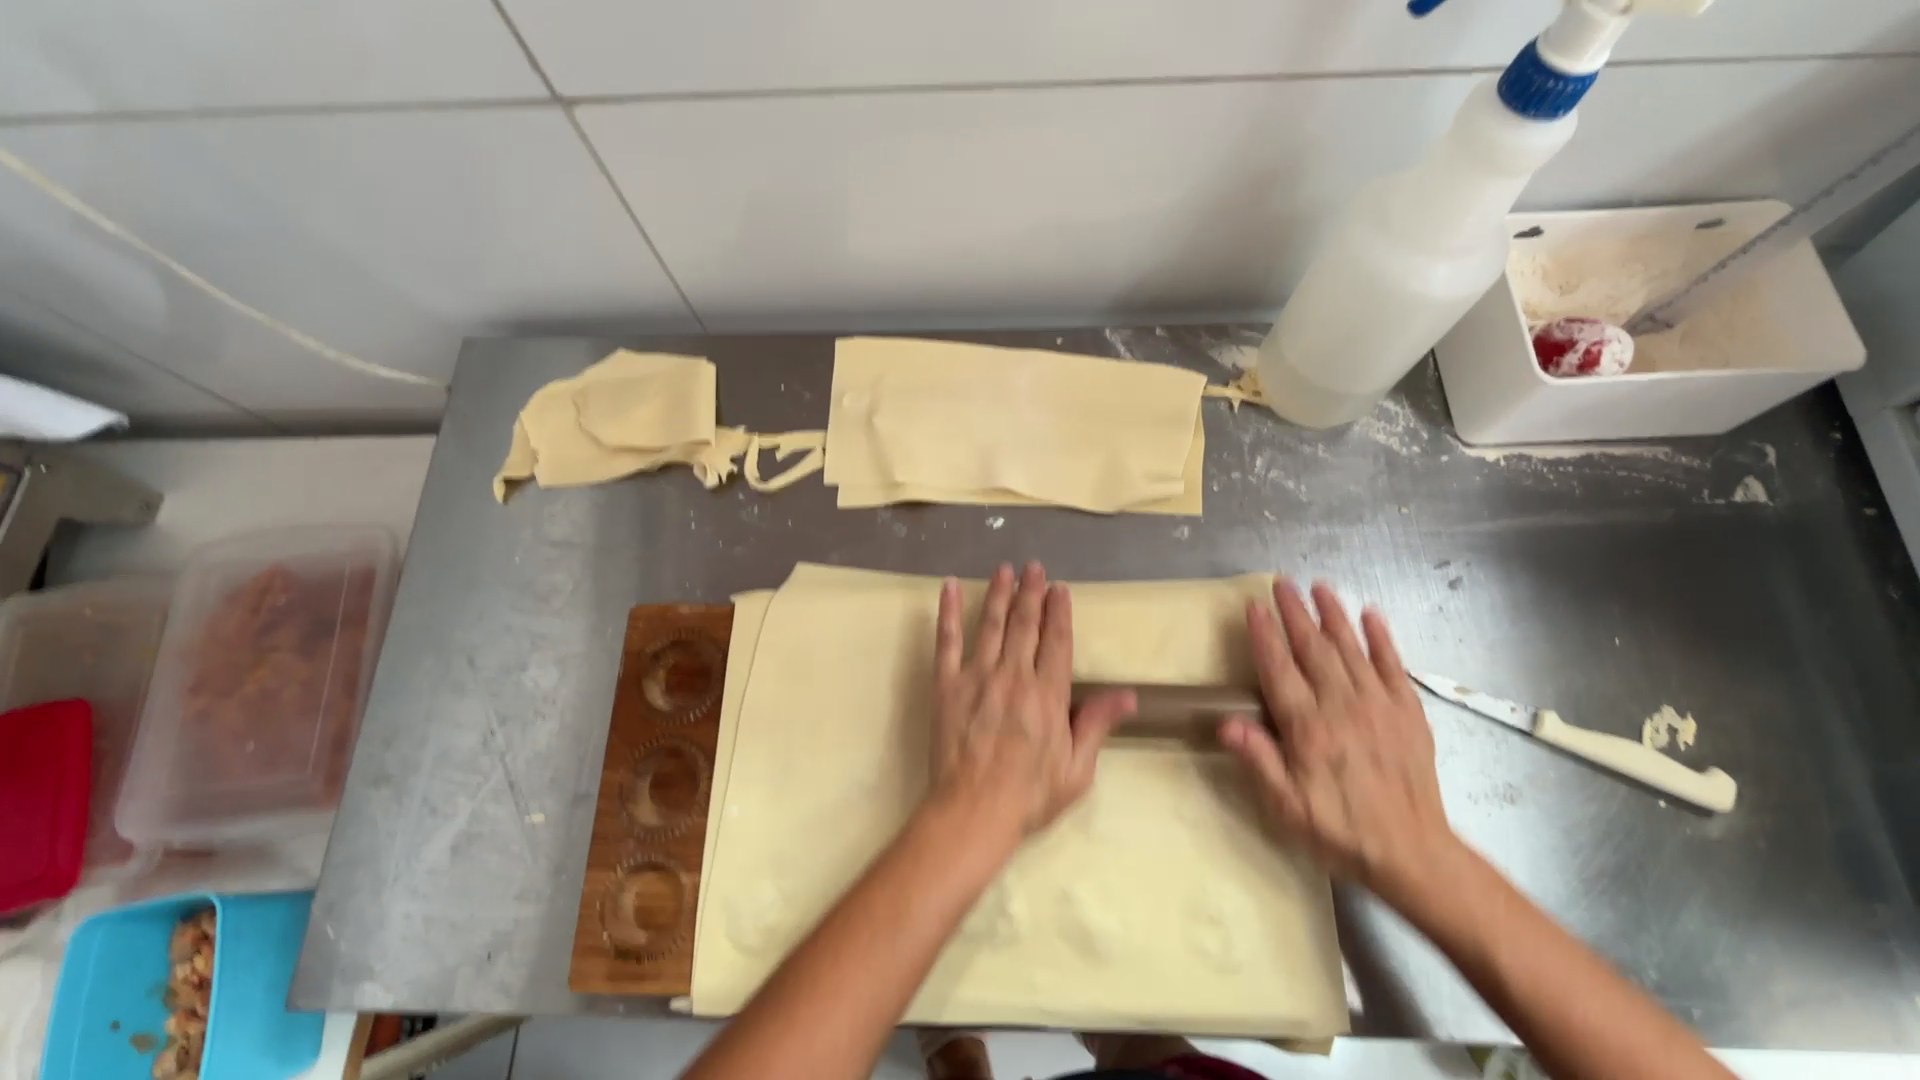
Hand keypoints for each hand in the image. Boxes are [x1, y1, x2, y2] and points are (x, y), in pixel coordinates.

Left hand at [928, 562, 1136, 839]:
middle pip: (1025, 625)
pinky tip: (950, 588)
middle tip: (1034, 567)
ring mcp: (978, 677)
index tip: (1060, 589)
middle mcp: (1015, 676)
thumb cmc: (1030, 795)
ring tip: (1004, 569)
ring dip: (999, 594)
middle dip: (1031, 593)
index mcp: (1049, 695)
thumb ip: (1096, 725)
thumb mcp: (1077, 769)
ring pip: (991, 625)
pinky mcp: (946, 685)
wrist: (974, 811)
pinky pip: (947, 642)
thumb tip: (1127, 695)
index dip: (1060, 613)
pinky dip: (949, 613)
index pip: (1057, 642)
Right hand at [1219, 579, 1459, 910]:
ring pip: (1352, 649)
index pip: (1280, 670)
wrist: (1411, 852)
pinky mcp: (1408, 713)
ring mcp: (1379, 706)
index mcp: (1308, 728)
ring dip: (1334, 615)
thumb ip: (1258, 761)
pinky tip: (1372, 616)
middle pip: (1314, 649)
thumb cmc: (1338, 830)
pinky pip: (1393, 666)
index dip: (1265, 636)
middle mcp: (1342, 706)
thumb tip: (1227, 723)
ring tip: (1320, 586)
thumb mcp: (1286, 806)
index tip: (1254, 607)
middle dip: (1295, 613)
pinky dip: (1382, 639)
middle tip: (1282, 583)